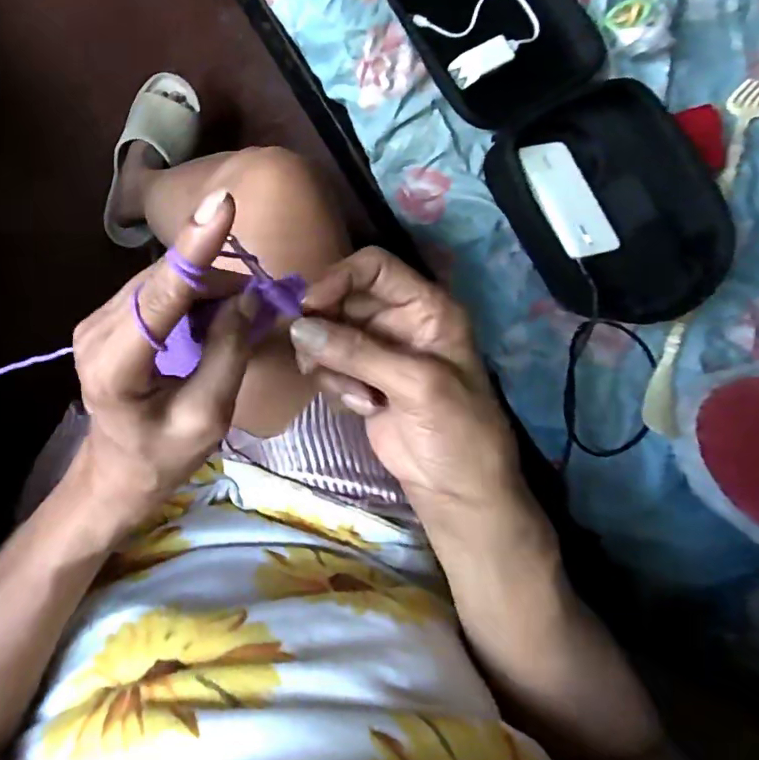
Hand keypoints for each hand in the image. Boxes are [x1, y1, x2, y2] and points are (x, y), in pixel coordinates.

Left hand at [68, 189, 257, 531]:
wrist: (117, 471)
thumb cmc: (162, 458)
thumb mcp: (207, 417)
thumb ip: (227, 353)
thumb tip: (249, 296)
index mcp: (115, 366)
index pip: (159, 297)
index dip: (193, 249)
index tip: (222, 204)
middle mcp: (95, 332)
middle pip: (164, 282)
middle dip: (216, 280)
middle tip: (260, 300)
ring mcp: (95, 321)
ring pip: (160, 281)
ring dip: (205, 288)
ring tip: (239, 314)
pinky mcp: (105, 318)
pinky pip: (154, 290)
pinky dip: (188, 295)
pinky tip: (211, 315)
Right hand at [288, 247, 521, 513]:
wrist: (459, 493)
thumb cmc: (458, 432)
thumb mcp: (416, 386)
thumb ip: (358, 352)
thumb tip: (299, 327)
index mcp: (426, 308)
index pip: (374, 267)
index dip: (339, 278)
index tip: (309, 306)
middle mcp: (397, 320)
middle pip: (340, 297)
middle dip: (323, 327)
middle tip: (313, 357)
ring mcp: (375, 349)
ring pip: (324, 331)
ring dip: (326, 361)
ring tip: (354, 394)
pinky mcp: (358, 376)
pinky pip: (324, 361)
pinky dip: (330, 381)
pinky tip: (360, 406)